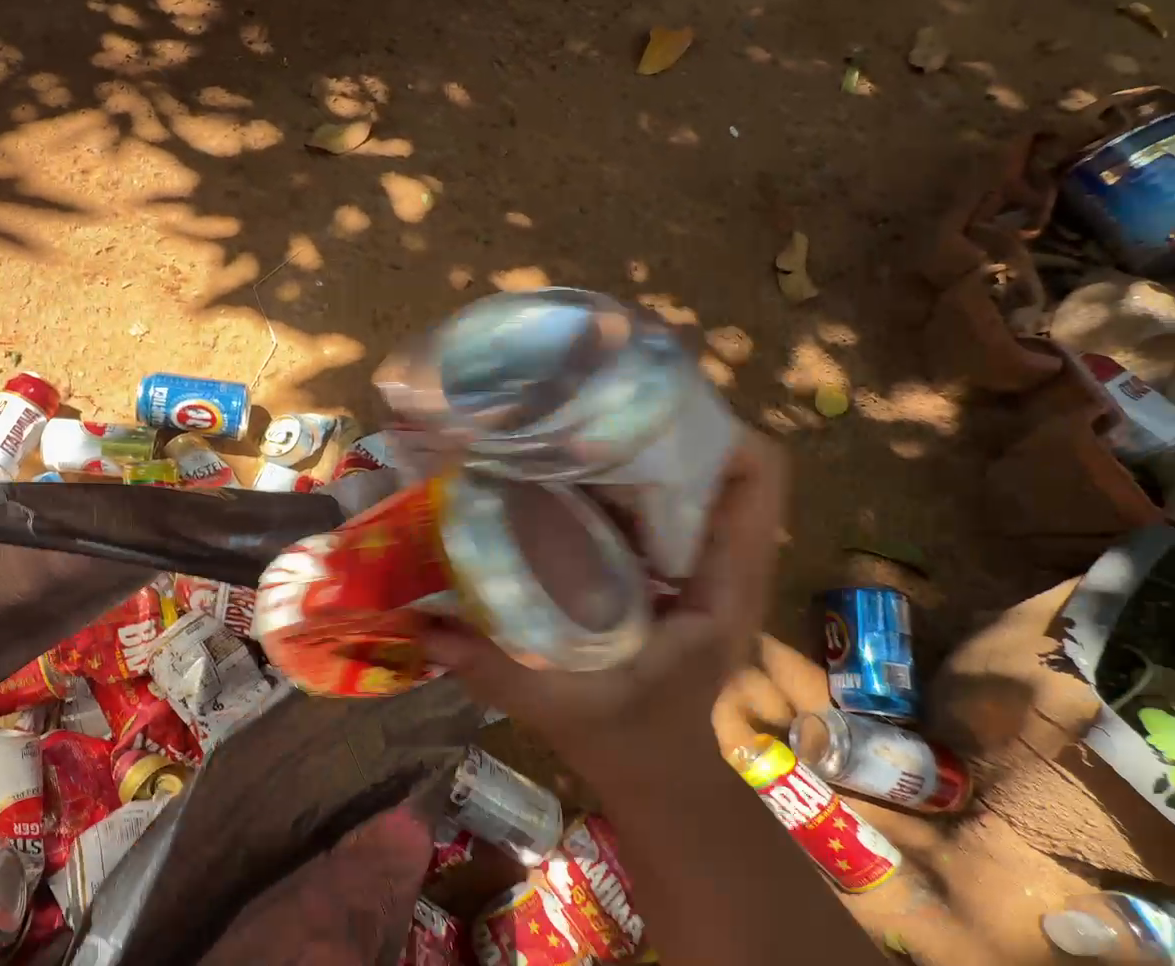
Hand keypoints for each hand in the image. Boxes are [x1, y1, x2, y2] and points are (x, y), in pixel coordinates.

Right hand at [417, 433, 786, 775]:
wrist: (655, 773)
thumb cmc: (626, 739)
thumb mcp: (558, 706)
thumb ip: (492, 668)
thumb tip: (419, 627)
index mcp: (721, 587)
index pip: (754, 481)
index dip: (712, 427)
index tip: (640, 402)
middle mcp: (716, 560)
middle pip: (715, 460)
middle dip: (658, 422)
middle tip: (584, 401)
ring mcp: (693, 561)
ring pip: (682, 476)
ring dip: (634, 445)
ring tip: (567, 420)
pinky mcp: (663, 566)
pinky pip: (651, 502)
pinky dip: (614, 477)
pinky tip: (557, 470)